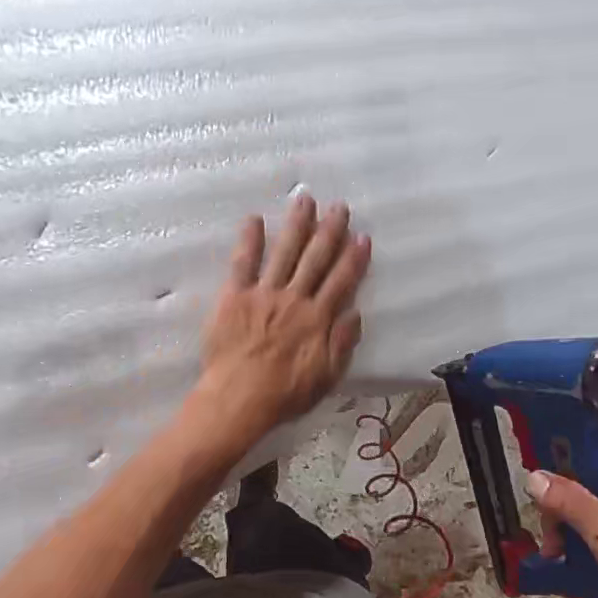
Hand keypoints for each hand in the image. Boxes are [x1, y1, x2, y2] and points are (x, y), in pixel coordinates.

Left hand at [192, 193, 370, 437]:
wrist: (239, 398)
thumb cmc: (284, 394)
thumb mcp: (326, 377)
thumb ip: (342, 344)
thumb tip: (355, 313)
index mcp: (318, 319)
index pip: (341, 282)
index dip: (354, 259)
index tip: (362, 237)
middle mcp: (294, 299)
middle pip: (316, 259)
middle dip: (329, 231)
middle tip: (338, 207)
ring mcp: (264, 294)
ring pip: (284, 252)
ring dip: (296, 225)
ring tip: (304, 200)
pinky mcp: (235, 296)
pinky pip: (243, 263)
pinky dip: (249, 240)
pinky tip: (254, 219)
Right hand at [523, 440, 597, 597]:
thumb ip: (567, 500)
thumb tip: (531, 475)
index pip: (588, 447)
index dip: (559, 468)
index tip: (539, 497)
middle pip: (588, 475)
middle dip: (562, 506)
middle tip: (551, 539)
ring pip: (595, 498)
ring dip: (572, 524)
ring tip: (559, 552)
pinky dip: (590, 533)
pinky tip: (578, 555)